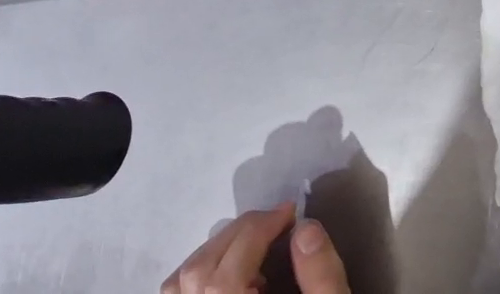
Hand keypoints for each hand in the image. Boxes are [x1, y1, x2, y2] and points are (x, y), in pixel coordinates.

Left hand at [161, 203, 350, 293]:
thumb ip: (322, 277)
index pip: (227, 273)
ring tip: (255, 241)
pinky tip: (231, 273)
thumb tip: (306, 227)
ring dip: (215, 250)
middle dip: (240, 233)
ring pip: (177, 286)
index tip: (291, 212)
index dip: (258, 231)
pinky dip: (198, 275)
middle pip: (198, 273)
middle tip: (278, 220)